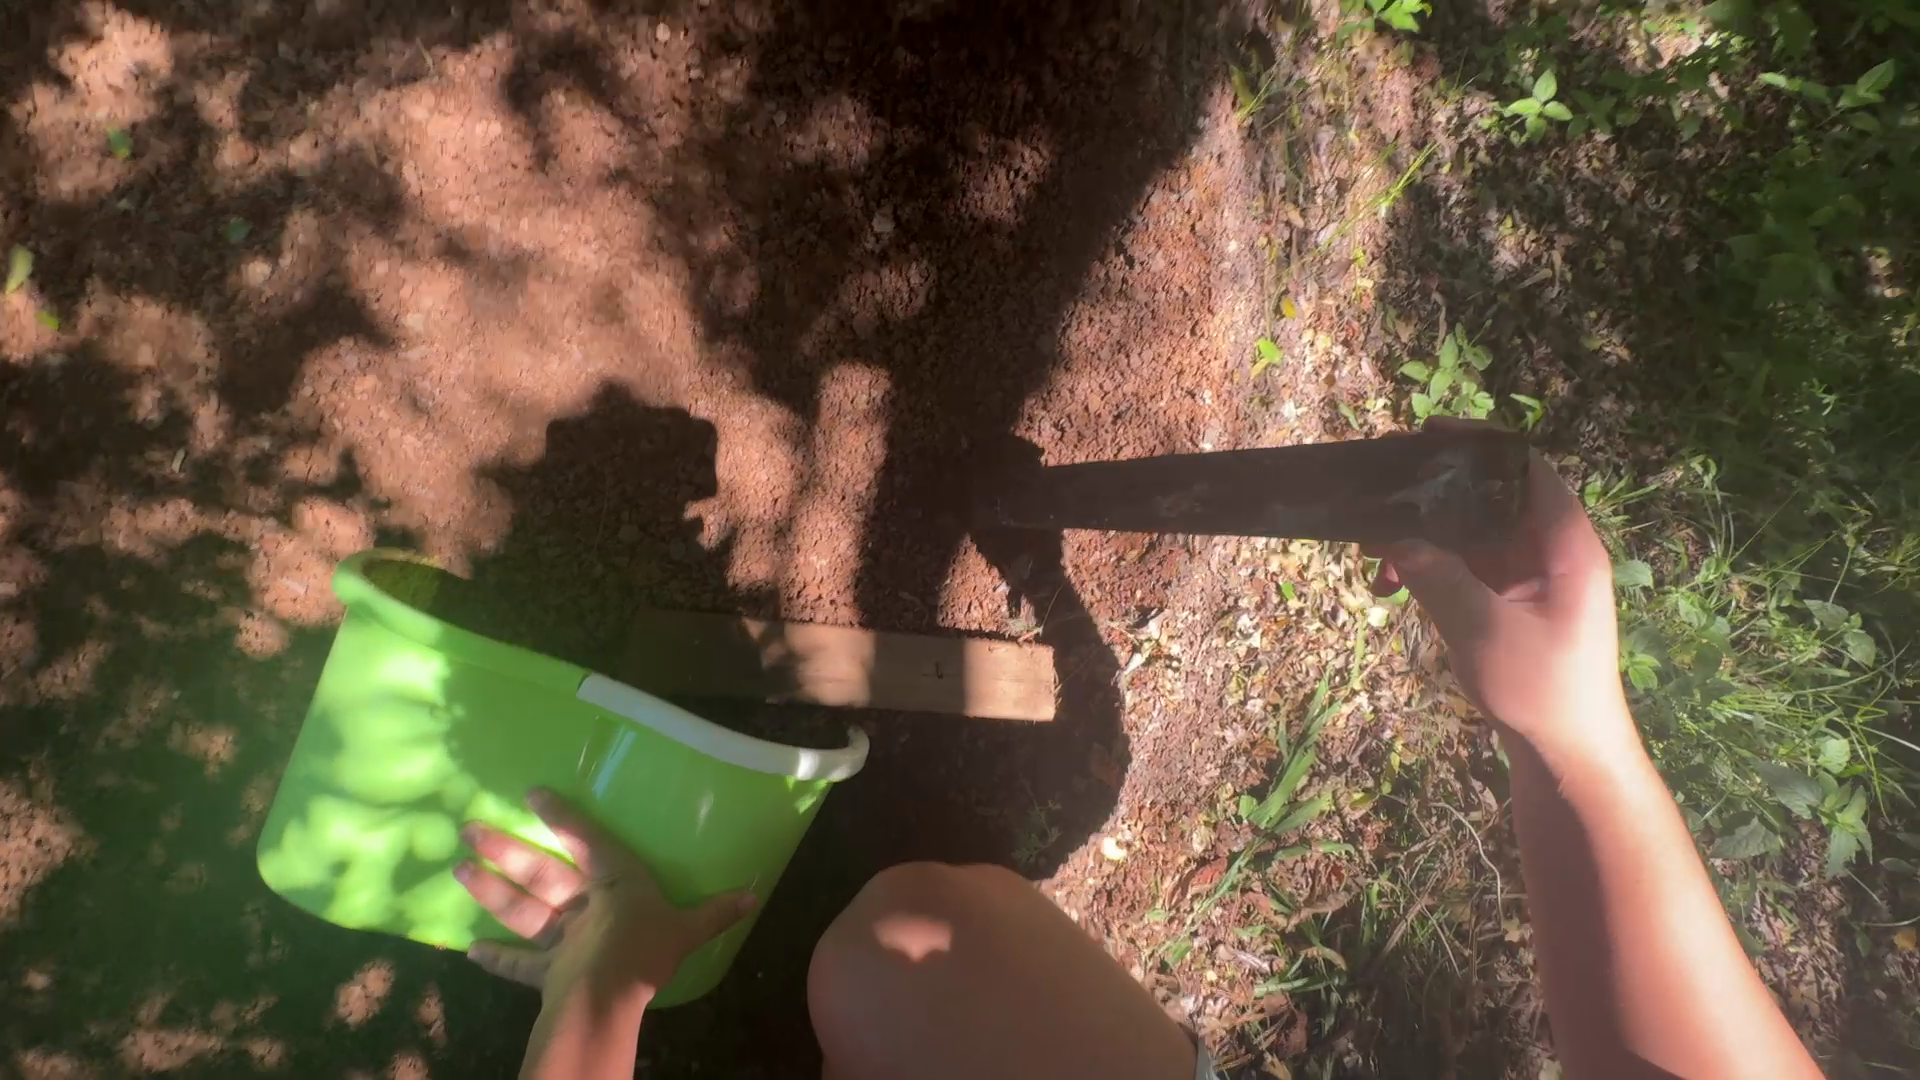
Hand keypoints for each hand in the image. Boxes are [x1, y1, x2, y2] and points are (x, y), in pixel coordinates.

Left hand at [454, 788, 754, 1006]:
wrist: (609, 1000)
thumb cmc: (649, 952)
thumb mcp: (690, 929)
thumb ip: (716, 912)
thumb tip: (754, 895)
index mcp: (618, 883)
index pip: (588, 841)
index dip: (562, 817)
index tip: (532, 793)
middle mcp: (583, 903)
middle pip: (541, 872)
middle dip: (505, 850)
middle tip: (468, 829)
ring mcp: (559, 939)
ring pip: (521, 908)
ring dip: (491, 889)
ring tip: (458, 869)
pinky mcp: (545, 973)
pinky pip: (517, 964)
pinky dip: (495, 958)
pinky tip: (469, 949)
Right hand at [1368, 424, 1637, 765]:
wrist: (1563, 747)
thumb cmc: (1540, 686)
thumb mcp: (1482, 629)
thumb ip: (1438, 576)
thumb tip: (1392, 536)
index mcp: (1563, 545)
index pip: (1526, 469)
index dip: (1480, 442)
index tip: (1426, 433)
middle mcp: (1543, 550)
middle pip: (1485, 496)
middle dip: (1428, 491)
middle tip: (1378, 487)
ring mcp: (1520, 574)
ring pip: (1461, 531)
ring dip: (1414, 535)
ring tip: (1368, 549)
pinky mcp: (1498, 596)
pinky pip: (1453, 563)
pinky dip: (1418, 566)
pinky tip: (1386, 585)